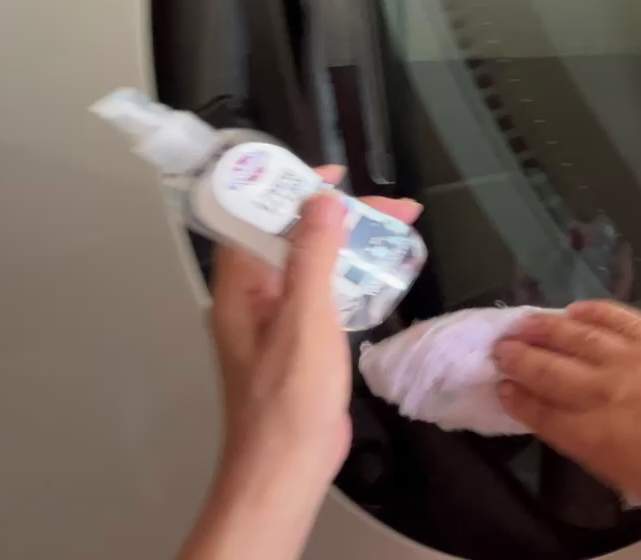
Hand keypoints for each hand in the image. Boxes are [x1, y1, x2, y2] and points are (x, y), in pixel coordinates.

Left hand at [202, 167, 420, 525]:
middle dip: (341, 214)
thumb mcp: (305, 319)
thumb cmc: (289, 398)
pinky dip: (353, 269)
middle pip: (295, 236)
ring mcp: (279, 319)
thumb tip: (320, 199)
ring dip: (353, 239)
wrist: (287, 467)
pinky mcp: (302, 338)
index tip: (334, 173)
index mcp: (242, 289)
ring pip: (314, 260)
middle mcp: (255, 298)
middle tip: (393, 207)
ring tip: (398, 229)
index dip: (288, 188)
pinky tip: (382, 271)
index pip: (255, 219)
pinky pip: (326, 286)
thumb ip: (313, 257)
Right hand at [494, 301, 640, 511]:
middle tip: (500, 348)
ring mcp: (631, 360)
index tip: (501, 386)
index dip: (517, 398)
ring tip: (523, 322)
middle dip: (520, 358)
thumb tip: (575, 425)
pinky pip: (617, 317)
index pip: (542, 414)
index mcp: (592, 438)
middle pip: (550, 371)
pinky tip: (575, 308)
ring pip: (577, 337)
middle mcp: (603, 394)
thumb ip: (594, 446)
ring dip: (545, 328)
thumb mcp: (626, 476)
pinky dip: (593, 310)